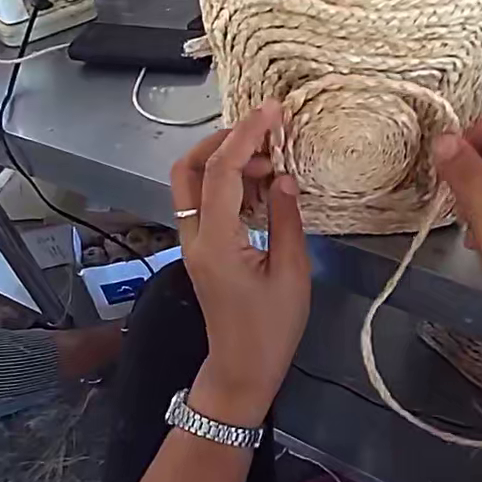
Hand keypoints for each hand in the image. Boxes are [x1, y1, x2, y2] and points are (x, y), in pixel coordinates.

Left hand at [170, 101, 309, 426]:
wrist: (241, 369)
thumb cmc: (271, 330)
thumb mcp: (292, 274)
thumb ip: (286, 220)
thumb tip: (283, 178)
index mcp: (217, 242)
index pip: (222, 173)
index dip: (246, 135)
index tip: (273, 111)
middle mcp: (194, 236)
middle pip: (188, 169)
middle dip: (223, 141)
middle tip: (265, 135)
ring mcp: (193, 242)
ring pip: (192, 183)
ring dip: (226, 161)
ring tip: (271, 163)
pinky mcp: (201, 248)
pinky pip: (205, 202)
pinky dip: (228, 184)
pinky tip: (260, 188)